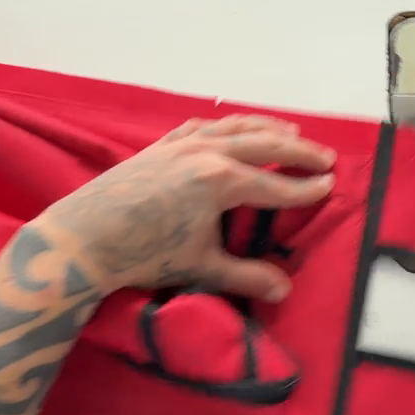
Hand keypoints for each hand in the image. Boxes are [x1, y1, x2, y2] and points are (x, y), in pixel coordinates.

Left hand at [36, 114, 335, 301]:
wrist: (84, 238)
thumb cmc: (144, 255)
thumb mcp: (202, 268)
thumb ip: (246, 276)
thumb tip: (283, 290)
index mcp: (221, 181)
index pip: (276, 186)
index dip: (306, 189)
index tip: (330, 186)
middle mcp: (207, 152)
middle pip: (266, 145)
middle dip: (299, 151)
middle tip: (325, 157)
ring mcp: (183, 143)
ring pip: (236, 127)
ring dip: (268, 128)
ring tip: (292, 132)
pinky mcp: (162, 143)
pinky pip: (204, 125)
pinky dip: (228, 124)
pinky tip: (234, 128)